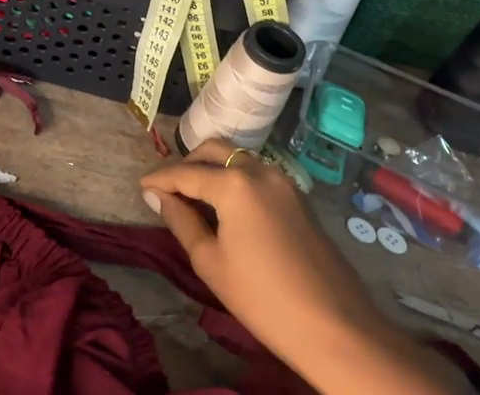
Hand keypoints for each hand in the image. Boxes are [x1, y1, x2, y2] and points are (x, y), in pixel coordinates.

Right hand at [141, 139, 466, 394]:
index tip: (141, 187)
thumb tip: (157, 196)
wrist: (338, 329)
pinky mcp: (299, 199)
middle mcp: (259, 171)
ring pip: (239, 158)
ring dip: (213, 168)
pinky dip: (236, 179)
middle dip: (187, 163)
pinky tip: (226, 207)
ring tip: (195, 196)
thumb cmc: (264, 298)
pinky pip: (257, 174)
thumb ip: (181, 221)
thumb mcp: (210, 262)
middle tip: (168, 188)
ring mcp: (284, 182)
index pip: (184, 172)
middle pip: (214, 150)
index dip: (159, 179)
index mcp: (234, 184)